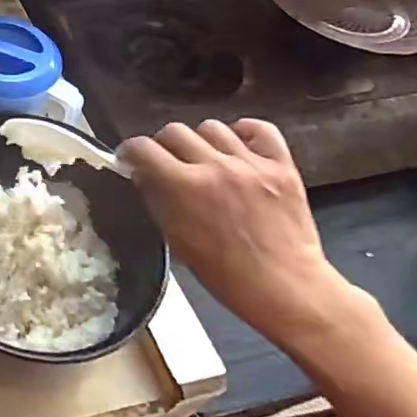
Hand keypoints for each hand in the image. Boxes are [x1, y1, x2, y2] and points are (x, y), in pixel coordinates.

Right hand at [118, 119, 371, 349]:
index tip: (131, 157)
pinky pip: (259, 129)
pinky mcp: (281, 166)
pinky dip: (245, 132)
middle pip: (174, 130)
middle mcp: (216, 167)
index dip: (130, 151)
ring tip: (205, 159)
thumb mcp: (178, 240)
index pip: (143, 148)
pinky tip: (238, 146)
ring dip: (201, 141)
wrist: (286, 289)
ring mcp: (251, 164)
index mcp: (185, 187)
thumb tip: (143, 175)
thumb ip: (157, 200)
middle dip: (163, 145)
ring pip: (212, 127)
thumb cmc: (228, 276)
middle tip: (167, 162)